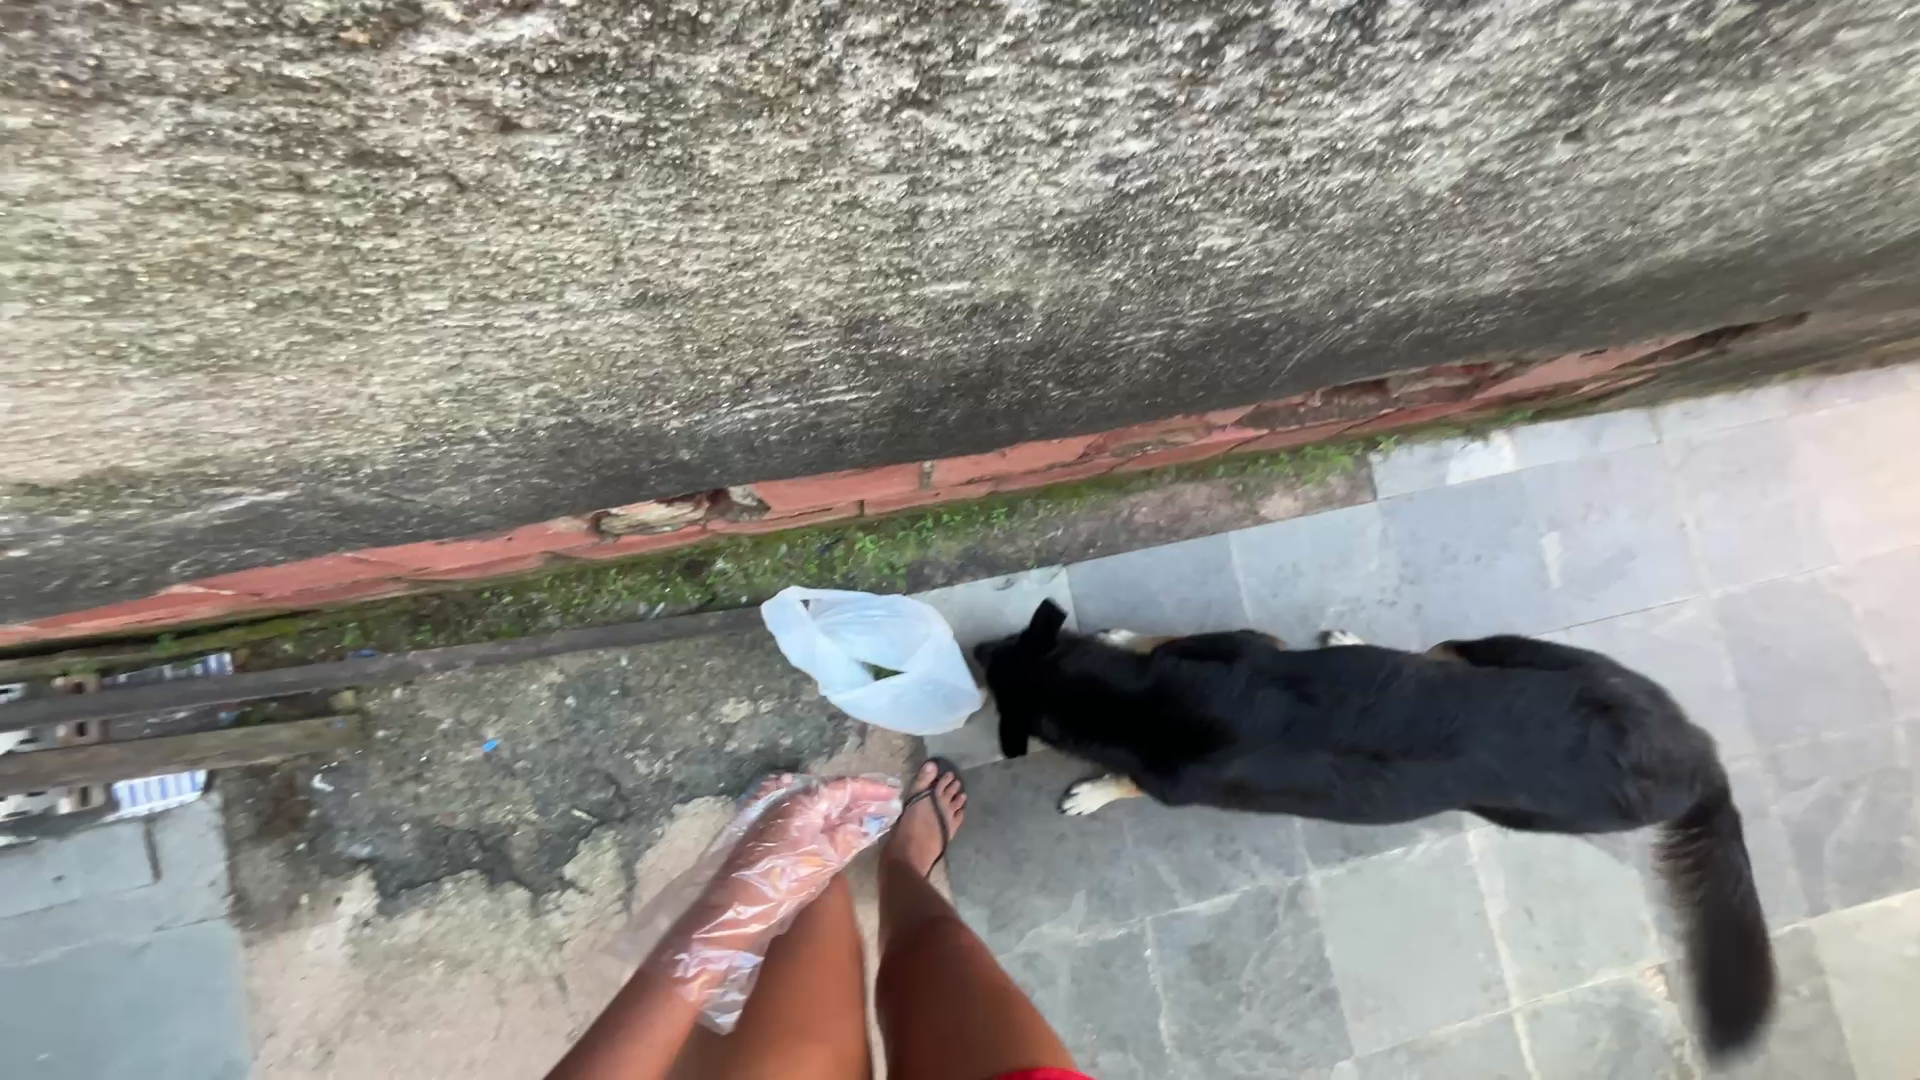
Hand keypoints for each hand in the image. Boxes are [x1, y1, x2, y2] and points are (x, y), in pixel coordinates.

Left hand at [666, 776, 901, 964]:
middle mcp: (787, 802)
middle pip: (830, 793)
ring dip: (842, 810)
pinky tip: (834, 827)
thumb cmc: (780, 885)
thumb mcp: (823, 861)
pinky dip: (824, 820)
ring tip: (866, 816)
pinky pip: (804, 817)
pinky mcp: (767, 834)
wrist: (732, 913)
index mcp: (802, 803)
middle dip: (858, 799)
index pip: (843, 787)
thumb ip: (850, 836)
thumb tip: (872, 819)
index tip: (893, 794)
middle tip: (884, 805)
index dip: (870, 789)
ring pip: (816, 806)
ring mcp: (774, 817)